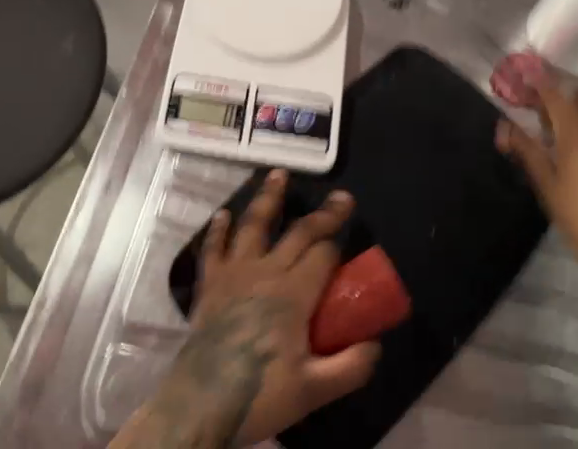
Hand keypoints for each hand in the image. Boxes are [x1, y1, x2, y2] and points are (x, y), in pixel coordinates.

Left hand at [112, 170, 380, 448]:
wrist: (202, 404)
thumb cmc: (261, 396)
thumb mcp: (315, 390)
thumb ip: (350, 367)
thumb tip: (375, 345)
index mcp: (293, 294)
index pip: (322, 256)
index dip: (338, 243)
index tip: (350, 234)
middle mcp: (264, 272)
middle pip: (298, 234)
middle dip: (323, 215)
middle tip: (342, 197)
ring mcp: (233, 274)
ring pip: (253, 225)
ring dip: (268, 198)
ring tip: (277, 173)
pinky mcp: (209, 284)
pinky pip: (214, 248)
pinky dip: (219, 229)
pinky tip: (224, 214)